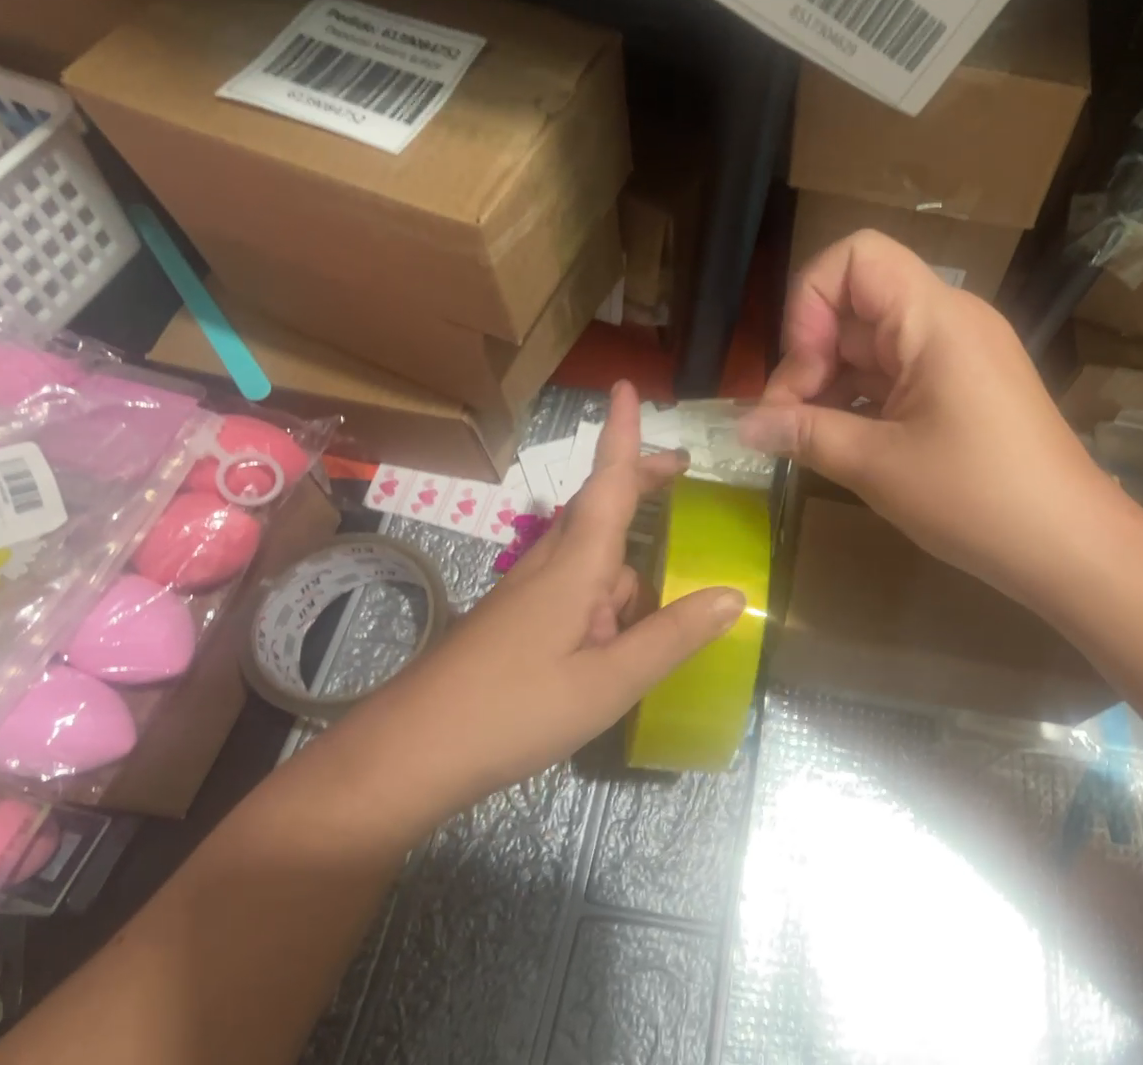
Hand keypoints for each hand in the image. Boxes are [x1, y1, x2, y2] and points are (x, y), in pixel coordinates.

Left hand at [327, 383, 744, 833]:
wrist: (409, 754)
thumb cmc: (514, 712)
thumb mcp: (609, 682)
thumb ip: (672, 637)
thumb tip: (733, 593)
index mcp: (573, 569)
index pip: (608, 487)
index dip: (623, 438)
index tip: (625, 388)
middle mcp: (546, 569)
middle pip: (600, 512)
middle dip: (639, 487)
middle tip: (680, 473)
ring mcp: (525, 598)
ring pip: (589, 563)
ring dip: (627, 574)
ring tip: (656, 628)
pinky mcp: (514, 626)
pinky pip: (571, 596)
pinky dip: (604, 606)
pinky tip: (611, 654)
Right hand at [742, 230, 1127, 595]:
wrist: (1069, 546)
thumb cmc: (976, 499)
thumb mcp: (878, 466)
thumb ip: (806, 434)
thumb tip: (745, 427)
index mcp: (935, 319)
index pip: (855, 257)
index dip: (809, 302)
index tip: (800, 373)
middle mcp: (951, 321)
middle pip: (857, 305)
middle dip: (811, 358)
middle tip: (787, 426)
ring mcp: (962, 355)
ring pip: (874, 344)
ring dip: (832, 384)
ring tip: (809, 440)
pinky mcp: (967, 388)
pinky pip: (900, 374)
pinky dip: (864, 400)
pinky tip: (845, 443)